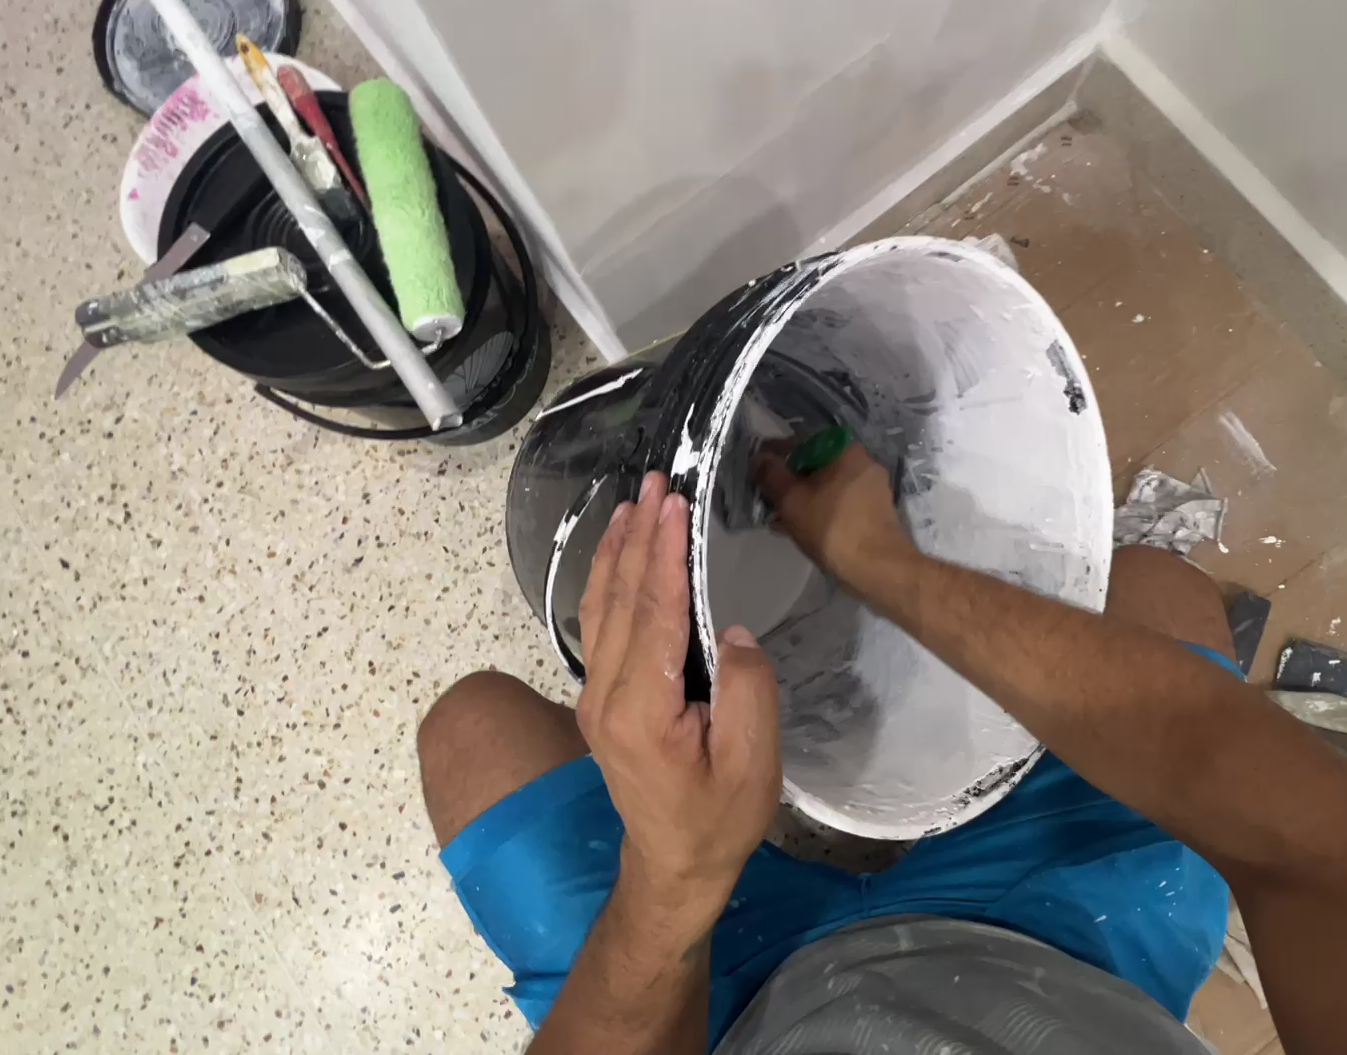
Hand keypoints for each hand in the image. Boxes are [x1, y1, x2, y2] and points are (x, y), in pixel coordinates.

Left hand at [576, 472, 782, 937]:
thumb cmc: (717, 819)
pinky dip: (607, 582)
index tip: (672, 501)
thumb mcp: (752, 765)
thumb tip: (730, 632)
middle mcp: (604, 694)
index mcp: (640, 708)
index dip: (663, 554)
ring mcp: (593, 695)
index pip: (653, 612)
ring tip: (629, 505)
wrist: (672, 864)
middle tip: (650, 482)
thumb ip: (746, 692)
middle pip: (618, 599)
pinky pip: (599, 625)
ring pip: (599, 607)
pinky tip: (617, 558)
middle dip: (635, 535)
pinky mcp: (598, 698)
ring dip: (615, 551)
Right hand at [751, 440, 914, 591]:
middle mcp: (863, 463)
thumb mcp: (791, 499)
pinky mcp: (874, 512)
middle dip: (788, 481)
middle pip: (815, 466)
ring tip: (778, 517)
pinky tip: (800, 529)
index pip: (802, 442)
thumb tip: (758, 457)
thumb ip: (771, 475)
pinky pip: (838, 504)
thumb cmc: (831, 527)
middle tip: (766, 496)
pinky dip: (819, 511)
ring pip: (826, 487)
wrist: (877, 567)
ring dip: (802, 499)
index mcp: (845, 451)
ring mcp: (871, 489)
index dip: (775, 454)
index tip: (757, 468)